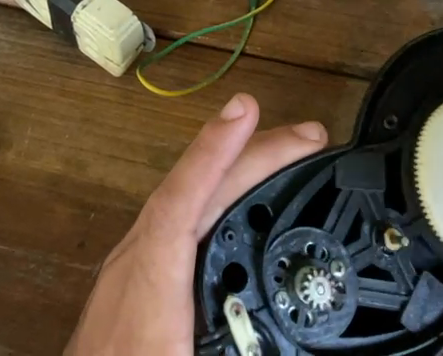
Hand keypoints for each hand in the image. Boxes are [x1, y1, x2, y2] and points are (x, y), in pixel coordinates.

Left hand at [65, 93, 327, 355]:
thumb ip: (245, 349)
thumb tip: (291, 345)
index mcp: (146, 292)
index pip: (179, 205)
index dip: (213, 153)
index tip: (246, 111)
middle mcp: (136, 267)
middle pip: (192, 191)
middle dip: (250, 153)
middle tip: (308, 135)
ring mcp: (134, 269)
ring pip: (186, 200)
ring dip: (234, 170)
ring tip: (282, 153)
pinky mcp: (138, 281)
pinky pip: (181, 219)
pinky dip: (215, 195)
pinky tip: (240, 196)